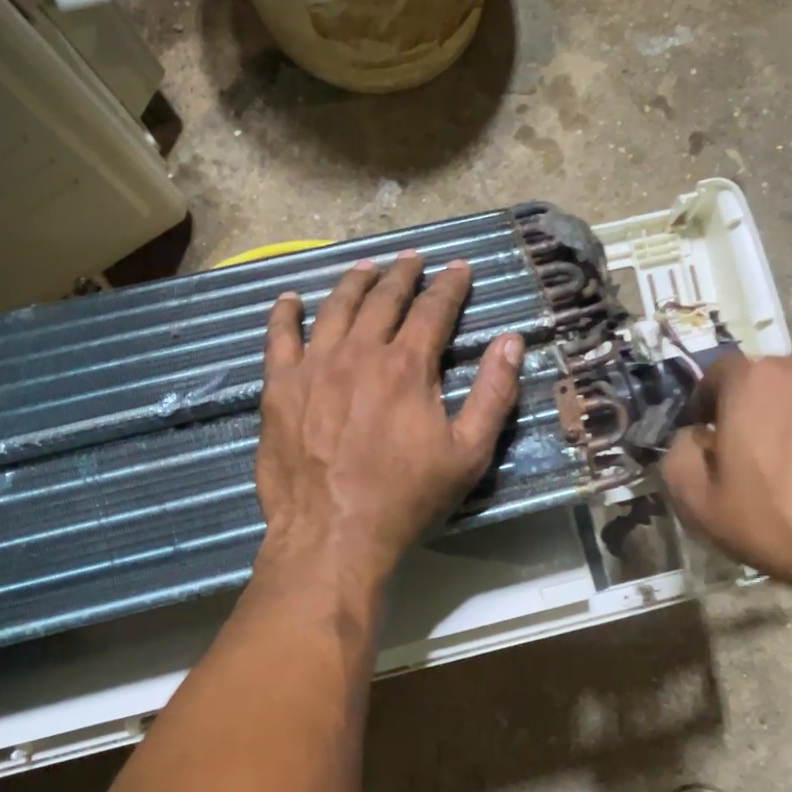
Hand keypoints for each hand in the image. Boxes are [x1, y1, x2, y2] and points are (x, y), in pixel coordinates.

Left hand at [254, 252, 524, 595]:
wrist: (333, 533)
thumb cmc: (407, 498)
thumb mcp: (468, 454)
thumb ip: (494, 394)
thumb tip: (512, 342)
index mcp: (408, 366)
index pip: (433, 309)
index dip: (450, 285)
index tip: (460, 268)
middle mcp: (359, 352)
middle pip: (383, 299)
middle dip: (403, 274)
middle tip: (413, 259)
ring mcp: (313, 366)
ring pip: (334, 308)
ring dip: (354, 282)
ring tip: (366, 267)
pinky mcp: (279, 388)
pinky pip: (279, 338)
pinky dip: (286, 314)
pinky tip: (290, 299)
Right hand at [661, 352, 791, 644]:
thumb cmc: (786, 524)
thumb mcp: (700, 505)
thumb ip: (677, 458)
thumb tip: (691, 438)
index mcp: (752, 378)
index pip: (714, 377)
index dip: (705, 411)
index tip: (708, 446)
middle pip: (762, 385)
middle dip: (751, 416)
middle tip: (752, 465)